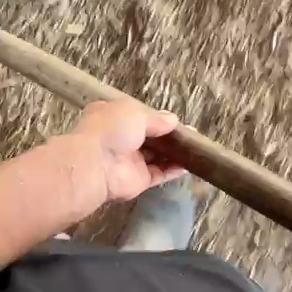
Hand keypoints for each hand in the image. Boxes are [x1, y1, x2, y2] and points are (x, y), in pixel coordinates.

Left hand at [0, 99, 185, 266]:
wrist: (95, 164)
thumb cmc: (110, 129)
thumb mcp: (133, 112)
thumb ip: (155, 118)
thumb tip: (172, 120)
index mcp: (110, 116)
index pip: (133, 115)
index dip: (152, 117)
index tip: (172, 119)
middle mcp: (119, 138)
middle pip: (147, 136)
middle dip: (166, 135)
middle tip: (190, 134)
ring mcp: (128, 160)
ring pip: (155, 156)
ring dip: (174, 152)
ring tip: (196, 148)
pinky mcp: (138, 180)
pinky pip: (160, 173)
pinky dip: (174, 169)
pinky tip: (190, 165)